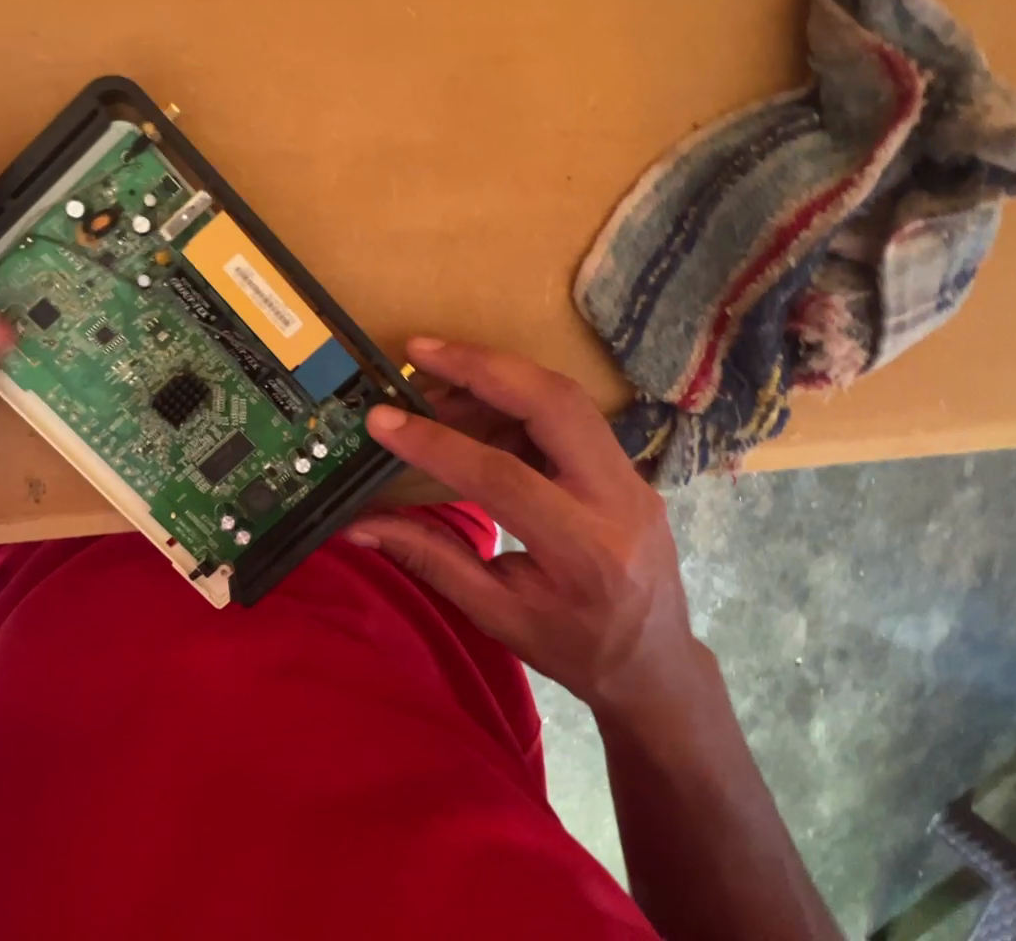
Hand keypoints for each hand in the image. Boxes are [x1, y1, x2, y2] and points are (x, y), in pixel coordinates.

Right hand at [347, 338, 705, 724]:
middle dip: (482, 367)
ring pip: (564, 398)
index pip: (502, 475)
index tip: (382, 419)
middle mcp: (619, 499)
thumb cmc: (573, 648)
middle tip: (418, 351)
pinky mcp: (627, 467)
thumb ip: (430, 559)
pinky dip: (516, 401)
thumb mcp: (496, 614)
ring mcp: (632, 477)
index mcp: (583, 550)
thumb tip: (359, 525)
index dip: (436, 442)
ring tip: (434, 383)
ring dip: (496, 378)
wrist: (656, 664)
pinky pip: (570, 415)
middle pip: (554, 404)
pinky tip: (474, 410)